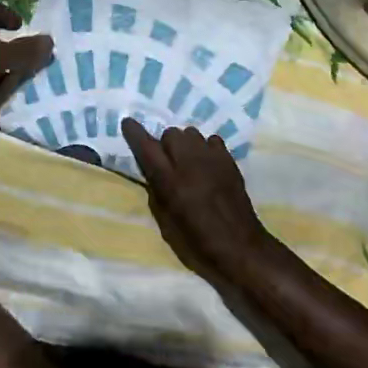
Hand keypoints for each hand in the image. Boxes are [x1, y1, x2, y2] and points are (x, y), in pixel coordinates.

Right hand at [122, 121, 269, 273]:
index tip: (128, 122)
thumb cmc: (196, 242)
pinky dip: (205, 147)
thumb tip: (152, 171)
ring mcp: (213, 158)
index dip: (135, 133)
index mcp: (170, 181)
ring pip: (192, 133)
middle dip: (165, 143)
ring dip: (185, 143)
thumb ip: (156, 191)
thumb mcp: (165, 222)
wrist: (238, 244)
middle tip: (166, 161)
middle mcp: (190, 163)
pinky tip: (207, 163)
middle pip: (171, 134)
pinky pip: (212, 140)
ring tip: (187, 161)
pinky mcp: (230, 160)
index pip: (147, 147)